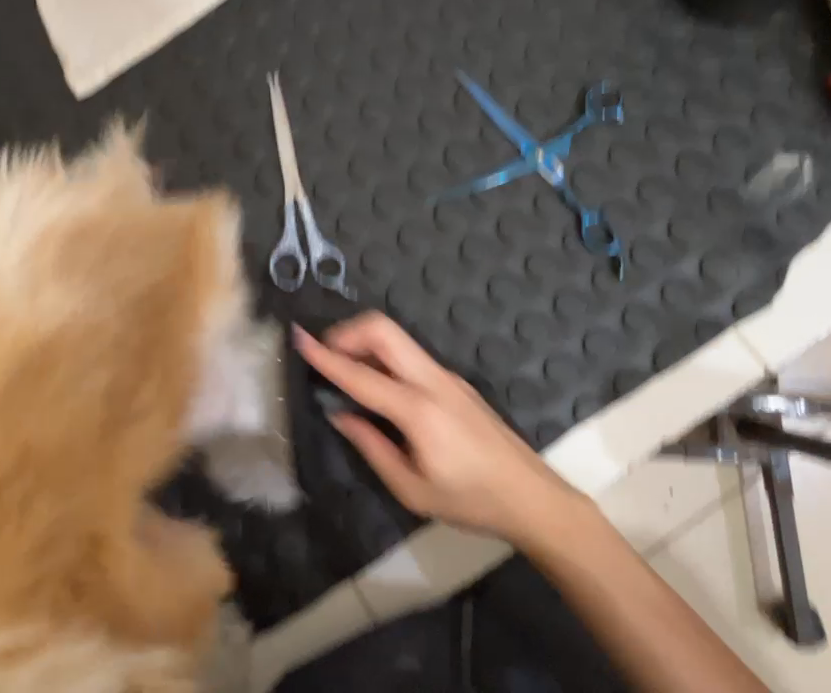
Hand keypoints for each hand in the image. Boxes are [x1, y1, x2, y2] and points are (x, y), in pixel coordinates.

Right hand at [294, 313, 582, 543]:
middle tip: (324, 355)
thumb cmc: (470, 501)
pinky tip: (377, 388)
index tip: (298, 337)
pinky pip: (410, 356)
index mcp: (418, 410)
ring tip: (345, 373)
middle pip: (383, 330)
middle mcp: (432, 381)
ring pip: (397, 338)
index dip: (325, 356)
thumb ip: (372, 447)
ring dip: (365, 343)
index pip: (360, 375)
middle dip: (346, 332)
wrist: (532, 497)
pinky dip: (383, 358)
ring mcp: (447, 376)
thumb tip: (341, 415)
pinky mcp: (455, 382)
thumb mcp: (412, 489)